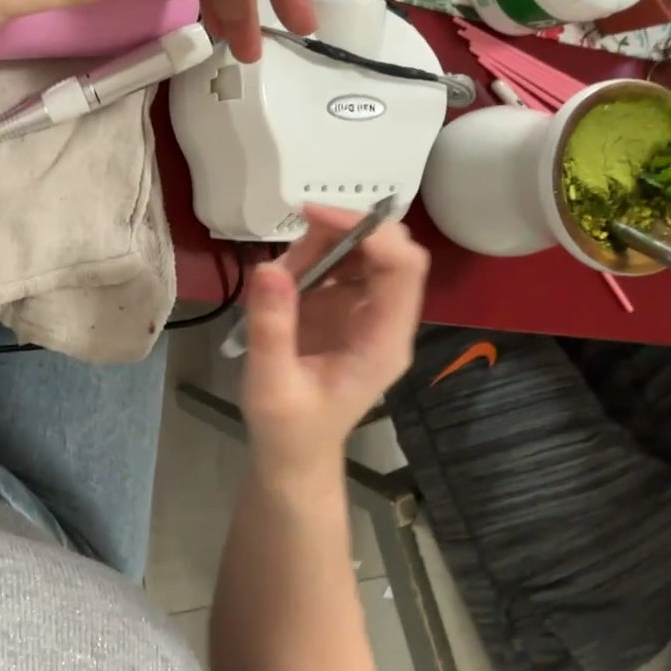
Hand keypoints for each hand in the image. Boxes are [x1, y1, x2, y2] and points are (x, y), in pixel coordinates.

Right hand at [240, 205, 429, 479]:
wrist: (293, 455)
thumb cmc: (288, 428)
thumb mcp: (271, 383)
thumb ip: (271, 328)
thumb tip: (269, 267)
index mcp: (383, 342)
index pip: (401, 268)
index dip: (366, 230)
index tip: (312, 214)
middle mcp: (384, 320)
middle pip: (386, 252)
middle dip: (339, 232)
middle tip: (288, 245)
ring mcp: (364, 314)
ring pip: (359, 253)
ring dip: (317, 246)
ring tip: (275, 278)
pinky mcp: (340, 311)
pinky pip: (335, 267)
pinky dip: (306, 260)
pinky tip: (278, 284)